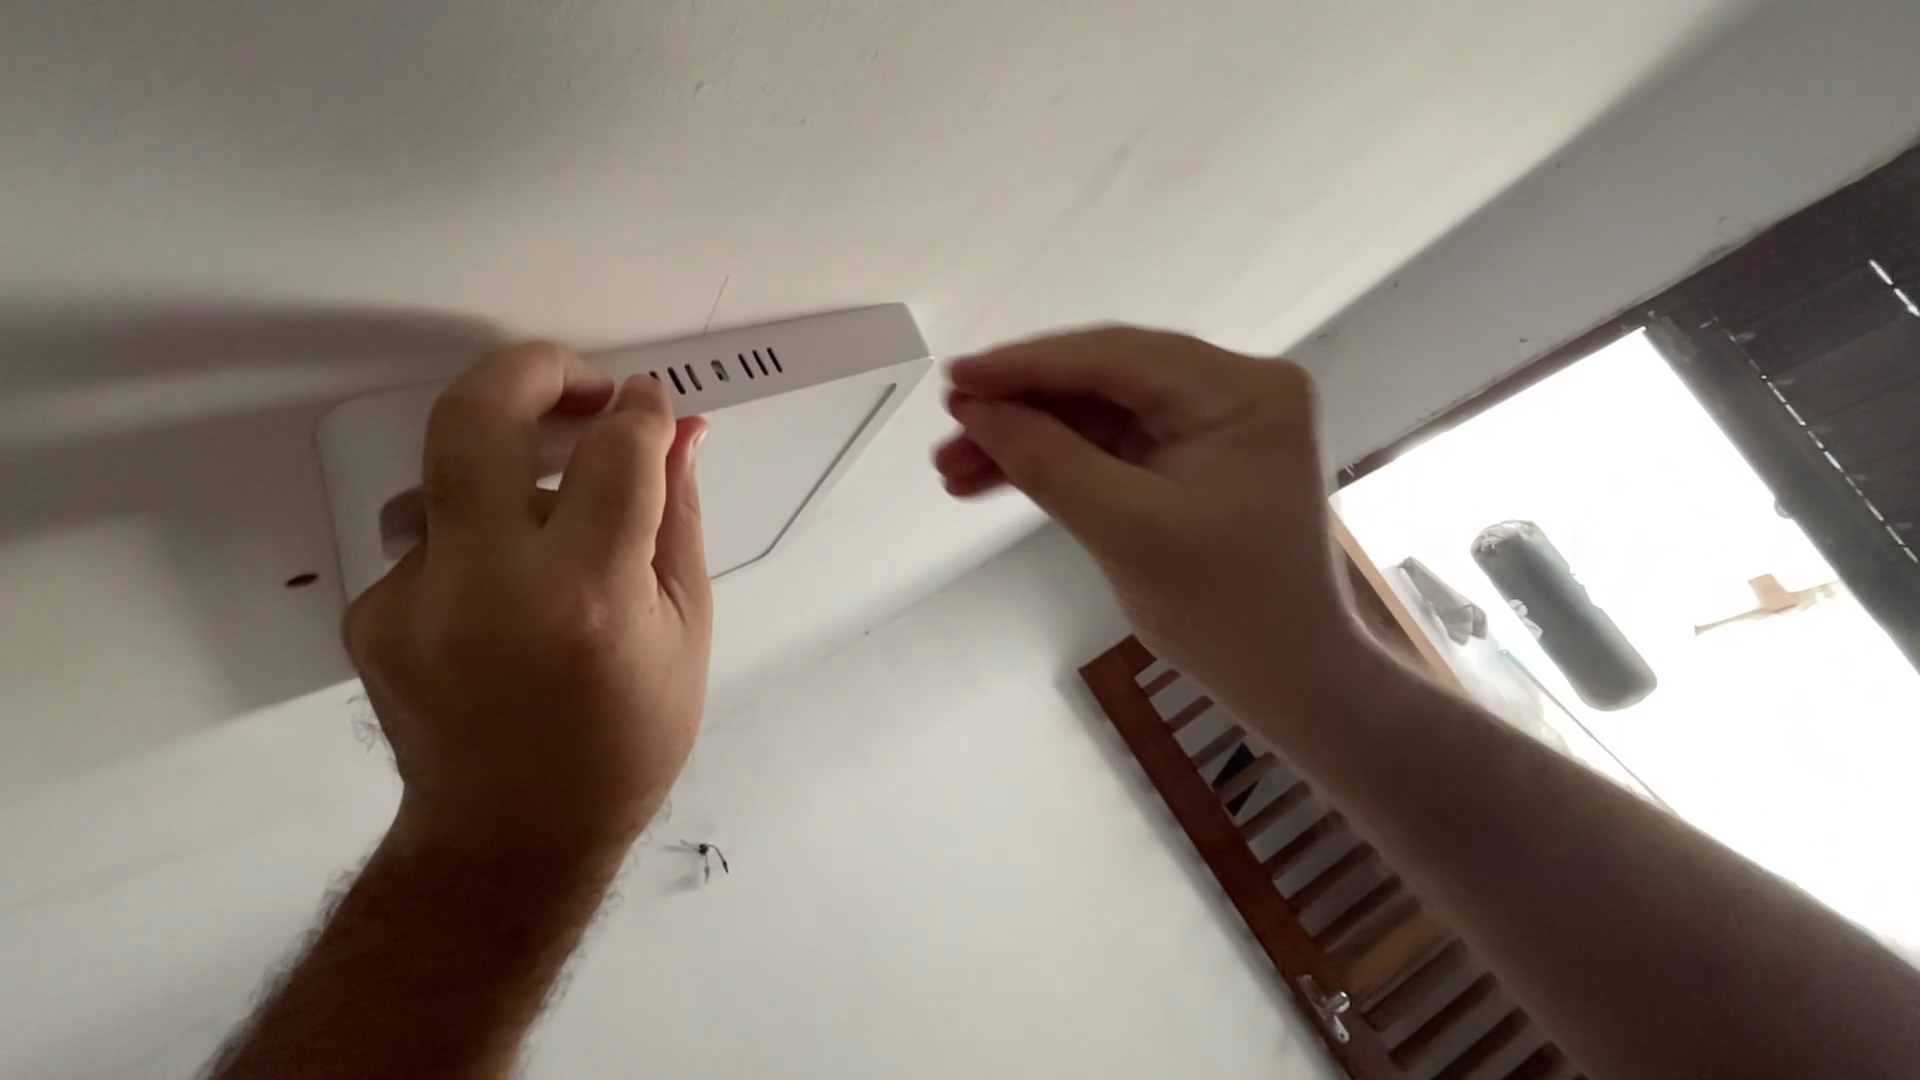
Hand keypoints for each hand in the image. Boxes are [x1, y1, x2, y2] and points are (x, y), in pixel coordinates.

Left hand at [344, 342, 711, 865]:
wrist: (514, 835)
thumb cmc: (626, 740)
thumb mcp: (685, 627)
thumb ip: (677, 518)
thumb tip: (680, 438)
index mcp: (590, 597)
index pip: (615, 455)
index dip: (641, 414)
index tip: (652, 402)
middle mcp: (489, 587)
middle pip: (477, 418)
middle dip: (533, 371)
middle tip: (581, 382)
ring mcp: (414, 598)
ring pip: (454, 475)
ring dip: (514, 470)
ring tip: (563, 524)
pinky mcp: (373, 611)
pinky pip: (438, 535)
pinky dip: (486, 538)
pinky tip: (519, 597)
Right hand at [933, 326, 1368, 711]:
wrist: (1286, 677)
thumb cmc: (1223, 611)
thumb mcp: (1126, 529)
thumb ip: (1046, 460)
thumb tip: (975, 408)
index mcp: (1240, 392)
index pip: (1115, 358)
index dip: (1025, 366)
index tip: (954, 380)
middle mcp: (1232, 391)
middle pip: (1103, 381)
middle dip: (1020, 410)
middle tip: (948, 436)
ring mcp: (1212, 425)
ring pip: (1098, 415)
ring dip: (1028, 440)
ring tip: (954, 471)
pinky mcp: (1191, 460)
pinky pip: (1111, 447)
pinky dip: (1057, 463)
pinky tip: (995, 479)